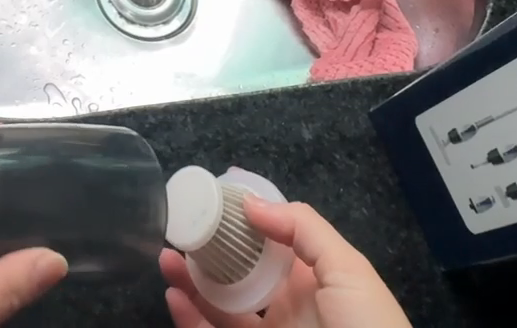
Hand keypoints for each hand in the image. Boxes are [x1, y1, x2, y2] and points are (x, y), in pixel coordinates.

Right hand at [161, 197, 412, 327]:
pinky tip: (175, 296)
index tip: (212, 200)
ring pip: (219, 306)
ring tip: (167, 258)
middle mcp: (287, 308)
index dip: (242, 222)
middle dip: (207, 252)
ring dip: (190, 282)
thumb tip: (249, 201)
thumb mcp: (349, 270)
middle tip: (180, 230)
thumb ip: (302, 228)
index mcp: (313, 282)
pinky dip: (190, 318)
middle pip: (238, 274)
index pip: (271, 244)